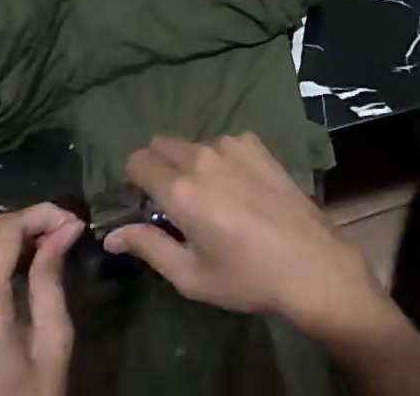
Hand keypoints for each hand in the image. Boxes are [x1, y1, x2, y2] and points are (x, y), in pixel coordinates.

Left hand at [0, 204, 85, 395]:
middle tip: (63, 229)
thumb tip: (67, 227)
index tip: (74, 222)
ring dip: (12, 235)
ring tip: (51, 244)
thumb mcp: (53, 343)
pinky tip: (27, 266)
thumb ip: (51, 279)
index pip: (4, 233)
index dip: (41, 214)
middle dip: (26, 219)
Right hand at [103, 134, 393, 343]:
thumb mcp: (189, 274)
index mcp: (181, 189)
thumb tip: (111, 235)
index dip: (133, 180)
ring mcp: (233, 145)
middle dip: (158, 166)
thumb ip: (148, 246)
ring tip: (211, 197)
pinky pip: (224, 144)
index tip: (143, 203)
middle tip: (172, 202)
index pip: (137, 160)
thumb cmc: (244, 275)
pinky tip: (238, 187)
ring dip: (191, 163)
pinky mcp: (257, 144)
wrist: (308, 260)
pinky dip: (220, 159)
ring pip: (194, 144)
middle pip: (163, 144)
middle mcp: (203, 157)